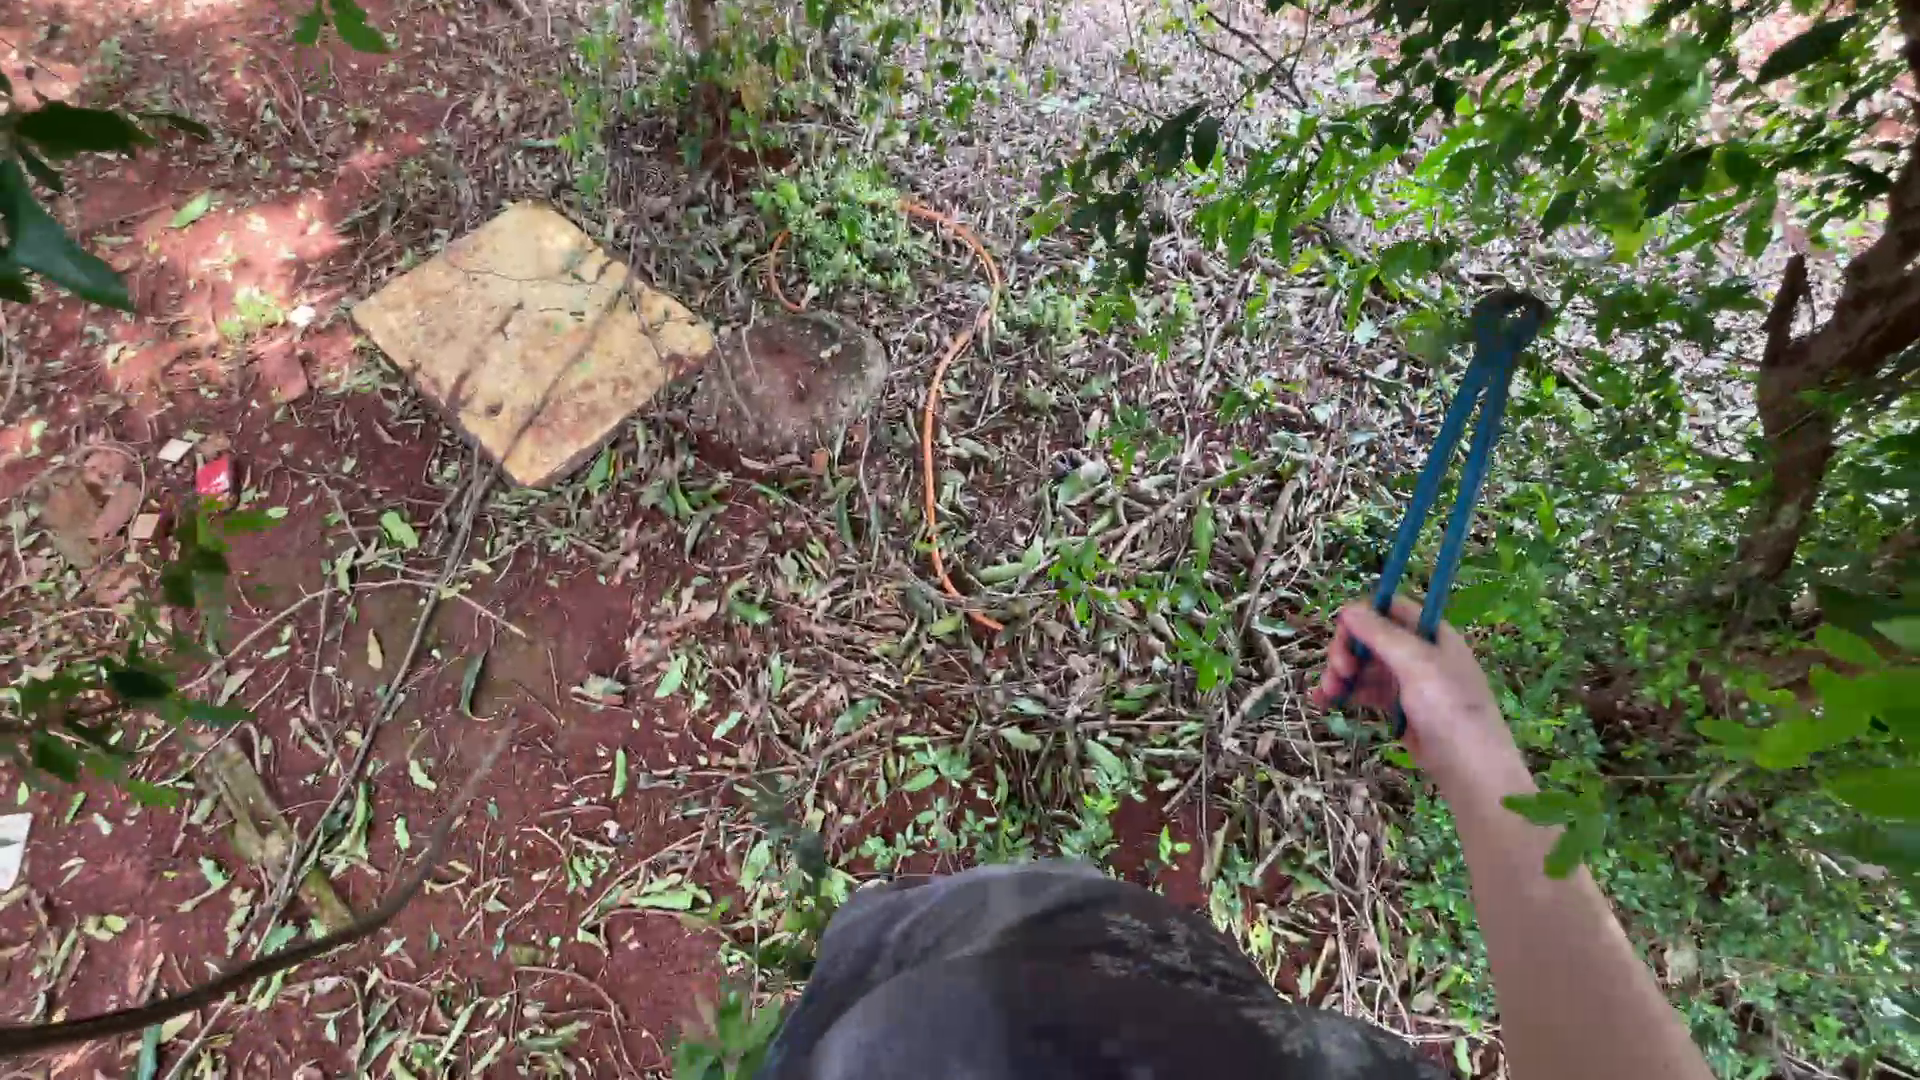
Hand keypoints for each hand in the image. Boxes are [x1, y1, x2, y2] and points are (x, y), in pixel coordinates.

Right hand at [1310, 597, 1530, 802]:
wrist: (1469, 767)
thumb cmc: (1449, 708)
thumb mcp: (1416, 664)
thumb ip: (1381, 634)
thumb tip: (1348, 609)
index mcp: (1429, 634)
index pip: (1388, 609)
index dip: (1362, 617)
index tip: (1344, 636)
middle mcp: (1417, 652)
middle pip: (1368, 637)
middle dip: (1346, 651)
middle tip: (1338, 672)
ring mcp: (1406, 679)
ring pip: (1362, 664)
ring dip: (1339, 674)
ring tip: (1327, 694)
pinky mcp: (1396, 704)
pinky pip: (1363, 689)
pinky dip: (1343, 692)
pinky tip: (1323, 701)